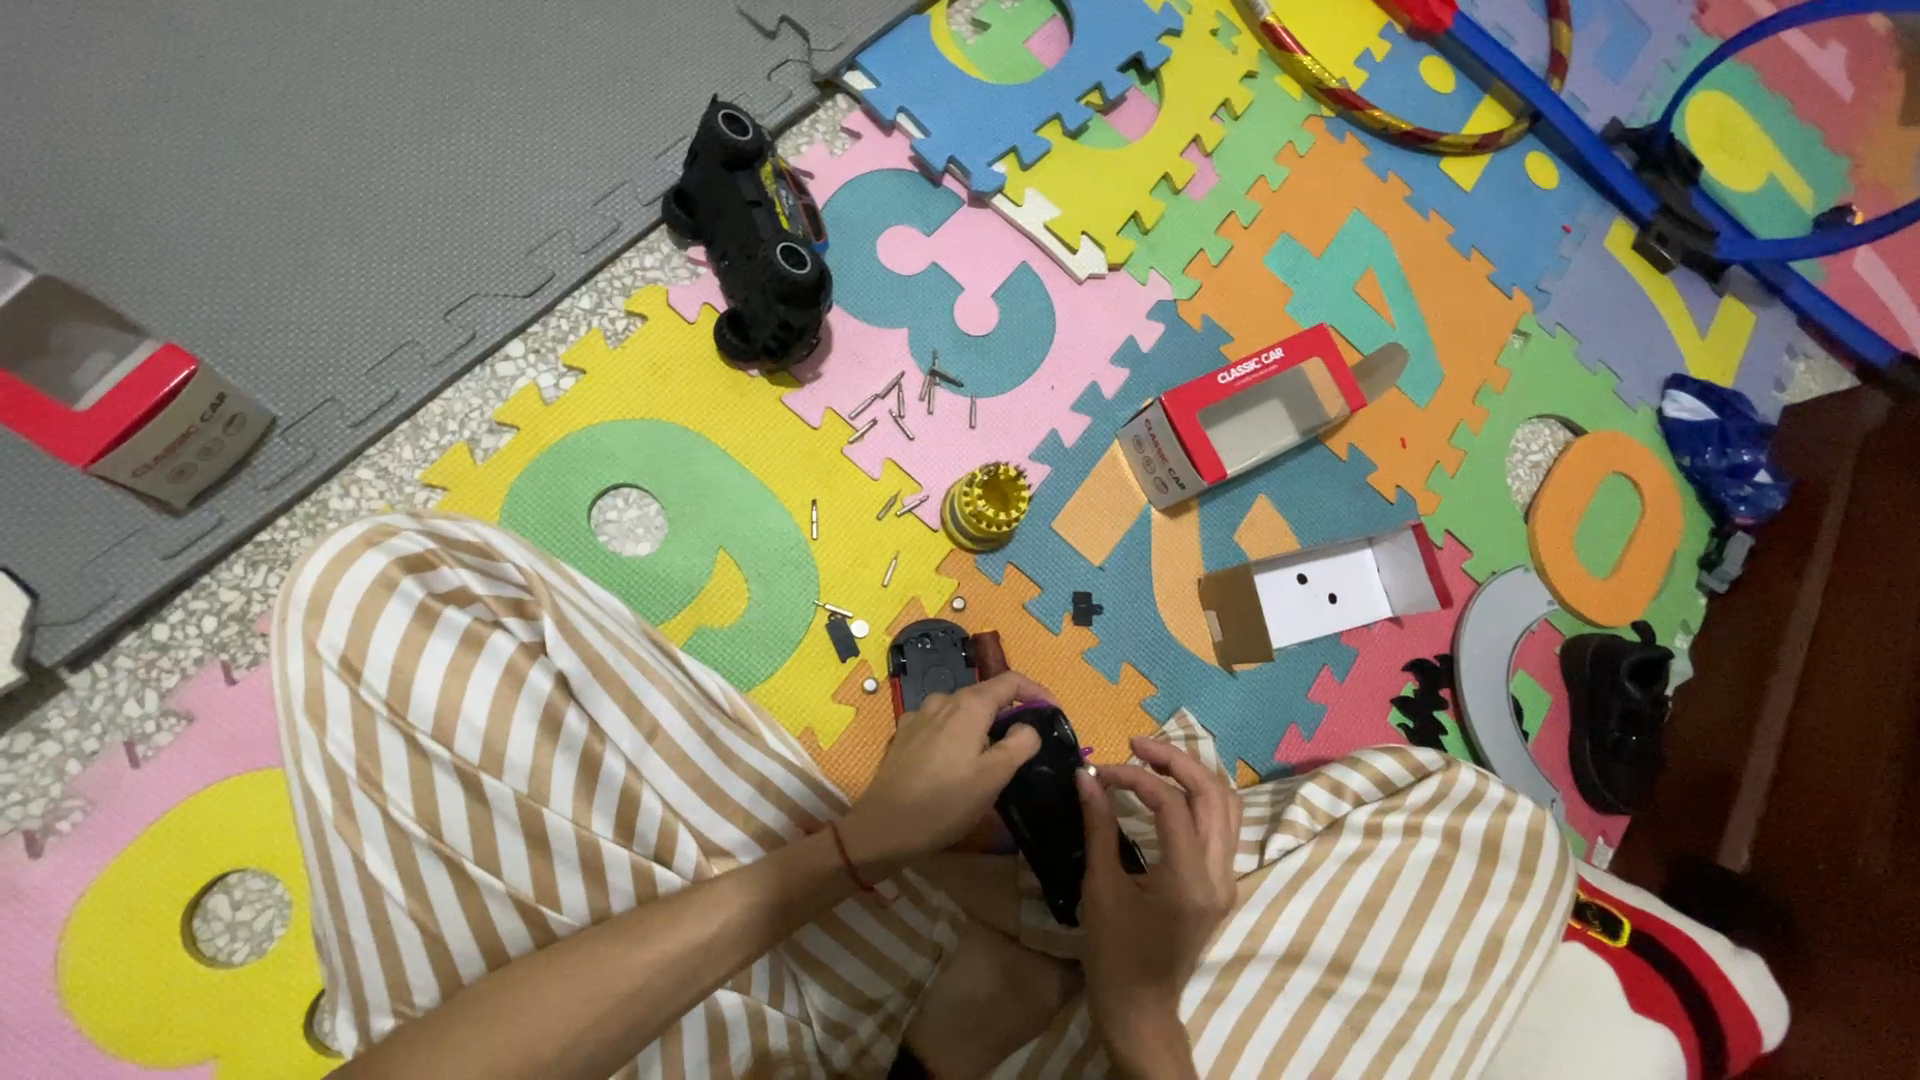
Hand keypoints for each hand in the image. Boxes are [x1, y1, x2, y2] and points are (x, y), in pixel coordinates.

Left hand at [839, 672, 1046, 868]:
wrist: (883, 827)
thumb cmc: (944, 803)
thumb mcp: (993, 778)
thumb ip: (1019, 745)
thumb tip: (1028, 727)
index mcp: (968, 706)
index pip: (1011, 681)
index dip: (1037, 692)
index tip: (1054, 713)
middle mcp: (942, 701)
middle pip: (986, 696)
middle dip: (1011, 713)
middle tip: (1029, 742)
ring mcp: (919, 716)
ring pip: (962, 712)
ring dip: (983, 726)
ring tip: (995, 755)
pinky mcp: (905, 735)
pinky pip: (941, 726)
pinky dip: (959, 736)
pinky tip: (959, 762)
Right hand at [1077, 737, 1240, 1076]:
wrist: (1140, 1008)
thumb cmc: (1113, 953)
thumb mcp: (1099, 887)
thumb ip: (1099, 826)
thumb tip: (1087, 775)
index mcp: (1189, 880)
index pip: (1172, 804)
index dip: (1135, 777)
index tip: (1101, 771)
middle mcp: (1220, 876)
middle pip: (1214, 794)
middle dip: (1176, 759)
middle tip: (1135, 744)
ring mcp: (1227, 881)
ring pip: (1227, 806)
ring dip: (1193, 774)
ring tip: (1153, 759)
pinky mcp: (1222, 884)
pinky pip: (1223, 826)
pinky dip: (1199, 797)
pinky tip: (1168, 790)